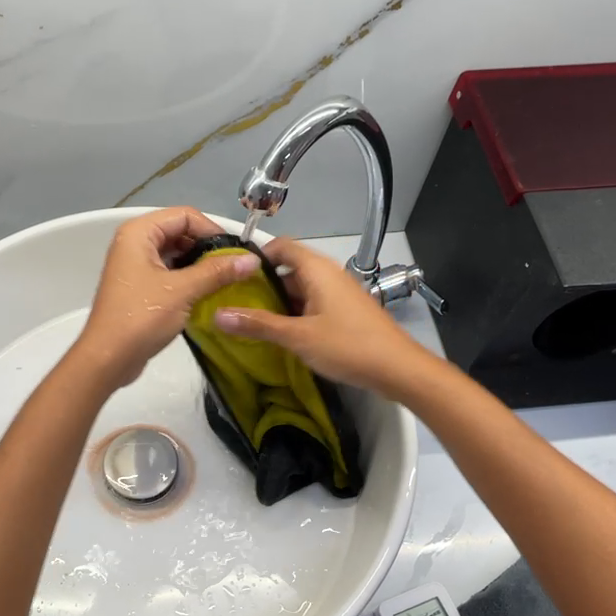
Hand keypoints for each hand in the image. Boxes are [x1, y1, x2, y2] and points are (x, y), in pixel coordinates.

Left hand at [70, 207, 260, 387]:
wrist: (107, 358)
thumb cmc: (141, 318)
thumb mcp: (183, 291)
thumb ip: (217, 271)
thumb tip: (252, 259)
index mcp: (139, 233)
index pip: (184, 216)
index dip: (212, 230)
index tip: (235, 253)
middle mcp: (134, 243)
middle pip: (180, 232)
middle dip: (207, 248)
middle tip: (234, 268)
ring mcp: (135, 266)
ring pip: (176, 254)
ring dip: (200, 265)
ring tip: (226, 281)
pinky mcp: (139, 287)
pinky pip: (169, 273)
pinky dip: (189, 279)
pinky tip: (208, 294)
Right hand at [211, 236, 434, 395]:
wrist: (397, 368)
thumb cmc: (347, 346)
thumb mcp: (297, 337)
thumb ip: (257, 325)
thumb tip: (218, 315)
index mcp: (317, 270)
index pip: (282, 247)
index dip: (257, 256)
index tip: (233, 275)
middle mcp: (329, 275)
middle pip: (289, 269)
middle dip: (263, 285)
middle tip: (234, 302)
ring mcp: (339, 294)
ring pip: (301, 289)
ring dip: (278, 303)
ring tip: (251, 321)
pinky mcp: (345, 312)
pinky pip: (313, 304)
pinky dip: (295, 314)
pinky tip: (281, 334)